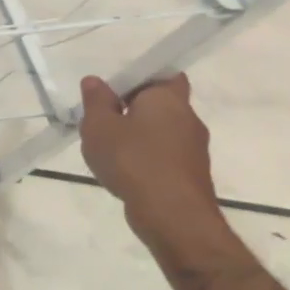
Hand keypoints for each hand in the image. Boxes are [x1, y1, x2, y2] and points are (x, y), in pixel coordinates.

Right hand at [79, 74, 219, 237]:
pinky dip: (145, 154)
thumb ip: (96, 101)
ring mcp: (194, 148)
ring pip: (162, 129)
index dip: (143, 77)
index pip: (165, 75)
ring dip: (138, 132)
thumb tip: (96, 81)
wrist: (171, 213)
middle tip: (102, 115)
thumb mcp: (99, 126)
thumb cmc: (132, 159)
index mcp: (168, 100)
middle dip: (134, 106)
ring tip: (106, 144)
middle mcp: (188, 119)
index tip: (115, 88)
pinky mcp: (190, 171)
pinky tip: (122, 167)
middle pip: (162, 103)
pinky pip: (164, 152)